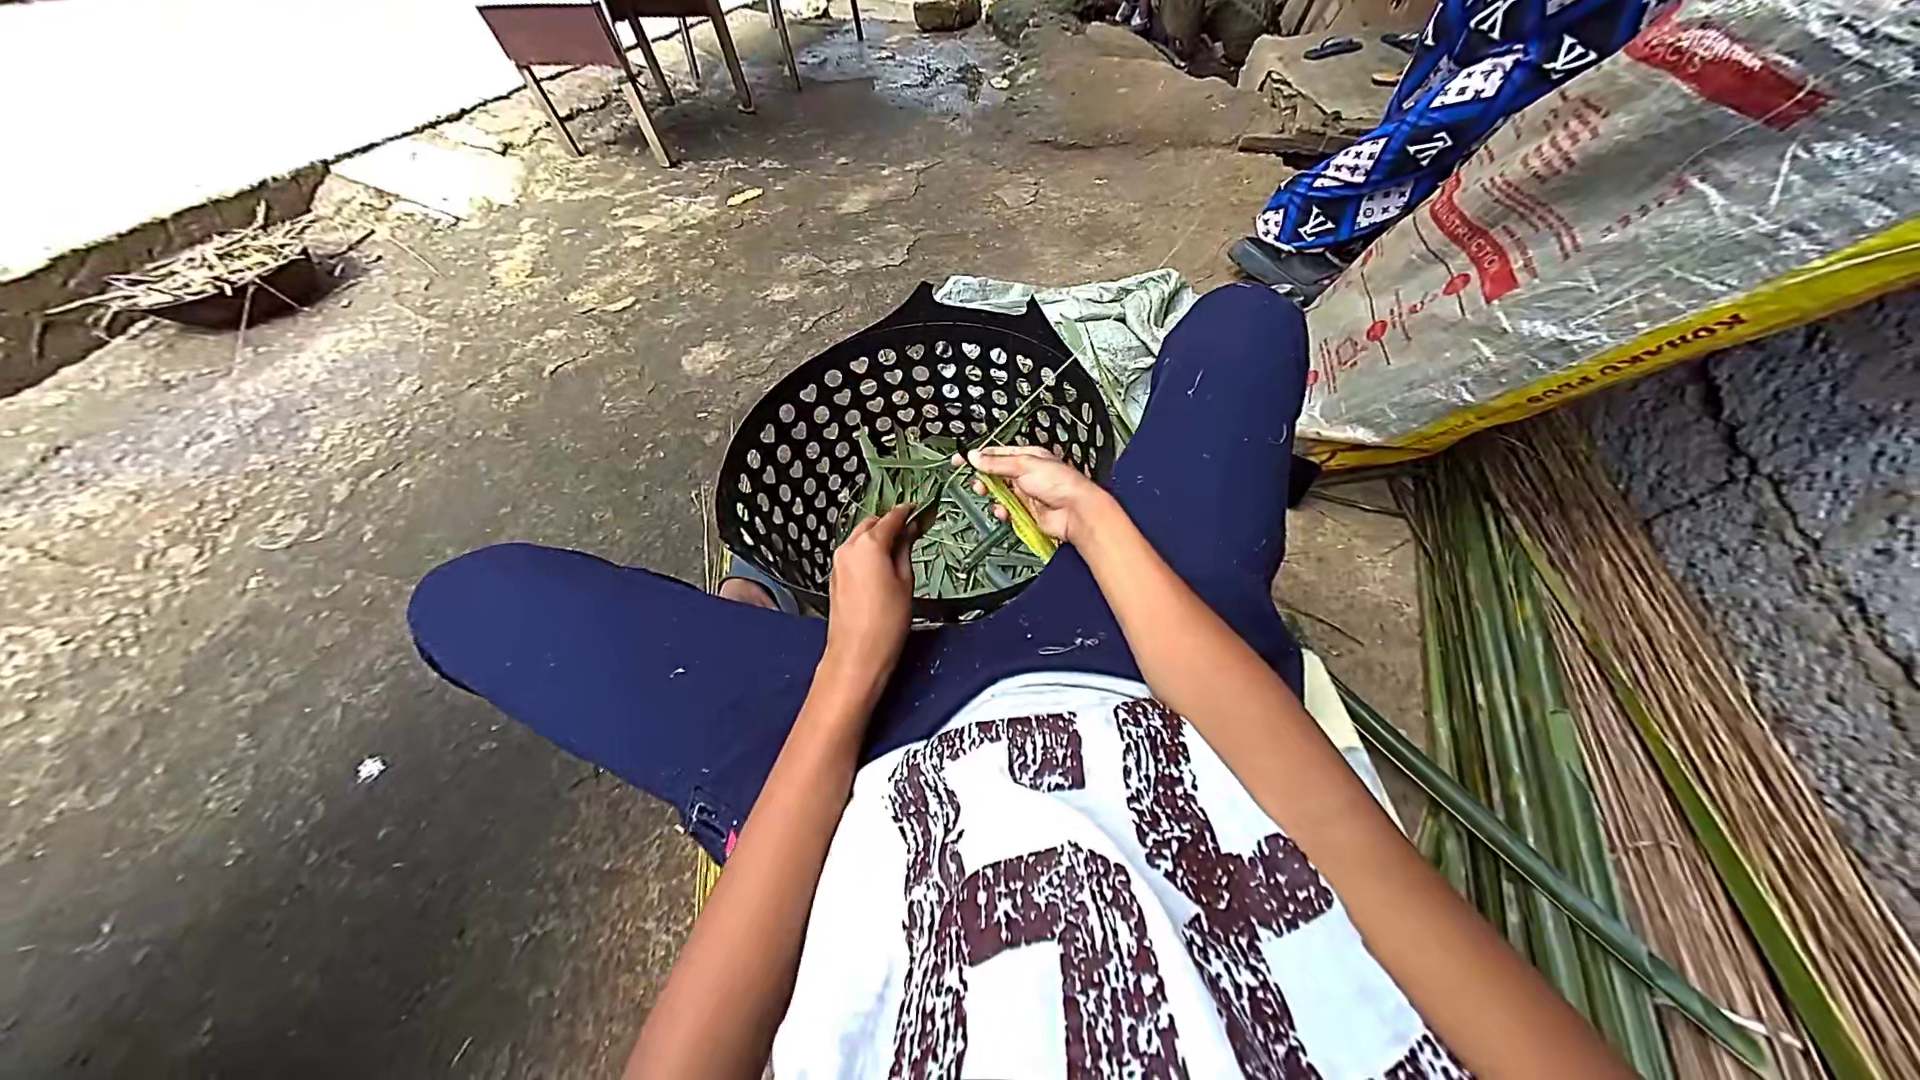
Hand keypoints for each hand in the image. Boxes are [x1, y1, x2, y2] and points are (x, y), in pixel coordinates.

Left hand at [821, 503, 917, 696]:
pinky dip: (867, 551)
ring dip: (877, 536)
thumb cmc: (886, 621)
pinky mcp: (835, 576)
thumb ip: (905, 550)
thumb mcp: (905, 581)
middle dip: (890, 523)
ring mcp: (838, 562)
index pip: (891, 518)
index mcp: (870, 544)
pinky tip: (881, 563)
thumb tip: (909, 532)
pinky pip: (853, 553)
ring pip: (860, 537)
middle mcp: (849, 547)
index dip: (907, 512)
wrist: (857, 654)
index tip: (918, 510)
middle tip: (911, 530)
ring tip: (899, 547)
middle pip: (872, 523)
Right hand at [959, 446, 1118, 545]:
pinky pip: (1007, 510)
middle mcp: (1026, 474)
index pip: (996, 453)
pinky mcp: (1026, 511)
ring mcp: (1026, 493)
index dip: (978, 457)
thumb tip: (975, 456)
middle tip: (977, 483)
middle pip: (995, 475)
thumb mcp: (1024, 466)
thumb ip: (997, 463)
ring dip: (993, 497)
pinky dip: (1002, 511)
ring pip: (999, 494)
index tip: (961, 460)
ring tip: (991, 497)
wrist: (1075, 512)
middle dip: (984, 479)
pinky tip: (1004, 511)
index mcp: (1028, 457)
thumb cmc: (1061, 484)